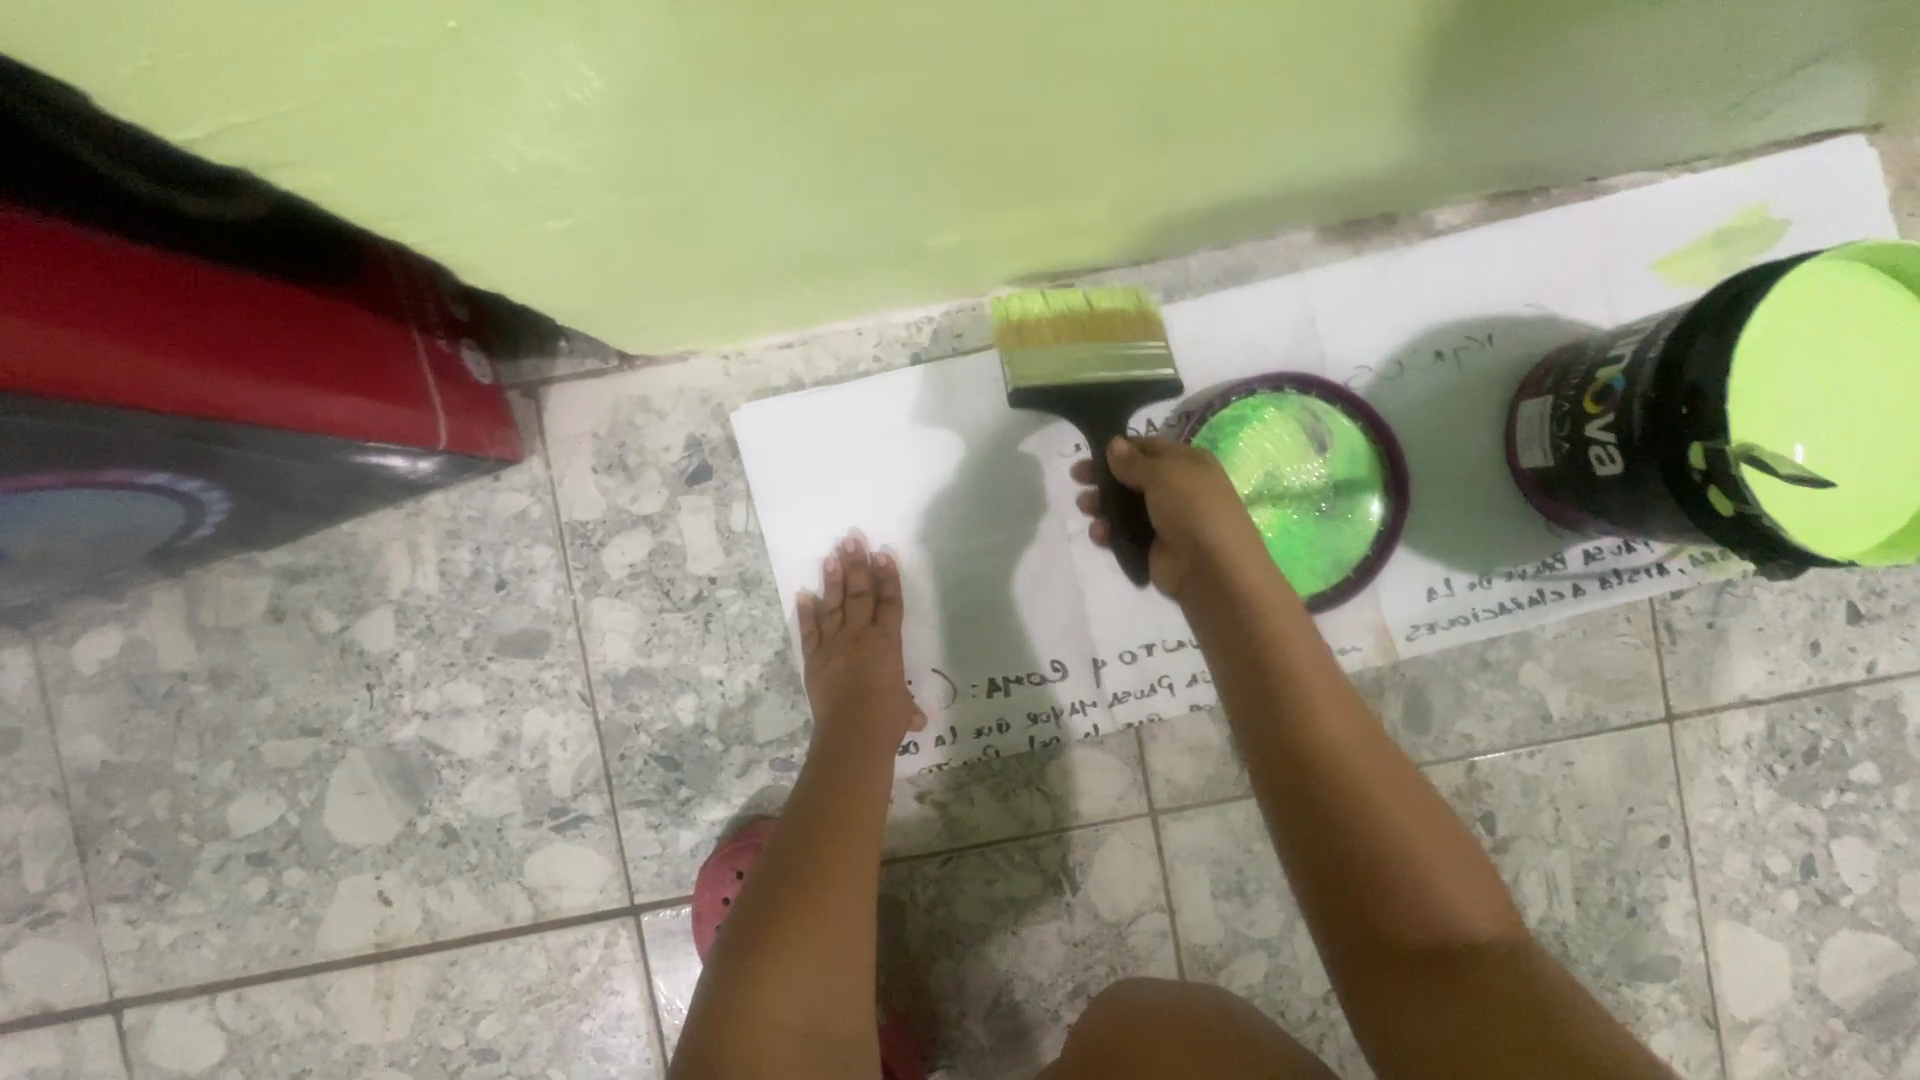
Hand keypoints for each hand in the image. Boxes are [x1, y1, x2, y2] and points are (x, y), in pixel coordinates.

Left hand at [796, 534, 926, 750]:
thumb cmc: (886, 719)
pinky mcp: (813, 658)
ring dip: (833, 578)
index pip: (889, 602)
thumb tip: (916, 718)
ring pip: (834, 604)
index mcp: (887, 642)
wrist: (852, 733)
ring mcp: (834, 644)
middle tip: (853, 538)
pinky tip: (804, 593)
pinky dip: (806, 611)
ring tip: (832, 554)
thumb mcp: (902, 710)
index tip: (883, 554)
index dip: (888, 577)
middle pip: (860, 593)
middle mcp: (860, 635)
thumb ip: (906, 707)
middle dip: (857, 564)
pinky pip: (810, 630)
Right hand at [1073, 436, 1267, 598]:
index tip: (1090, 452)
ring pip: (1124, 507)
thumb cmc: (1192, 508)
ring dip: (1101, 505)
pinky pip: (1123, 535)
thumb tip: (1113, 444)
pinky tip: (1098, 534)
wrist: (1212, 568)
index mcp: (1187, 463)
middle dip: (1103, 477)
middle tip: (1076, 478)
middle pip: (1131, 478)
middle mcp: (1176, 488)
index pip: (1148, 448)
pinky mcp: (1151, 547)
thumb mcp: (1164, 474)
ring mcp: (1163, 520)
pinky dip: (1108, 532)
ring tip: (1085, 507)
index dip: (1120, 448)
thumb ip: (1133, 461)